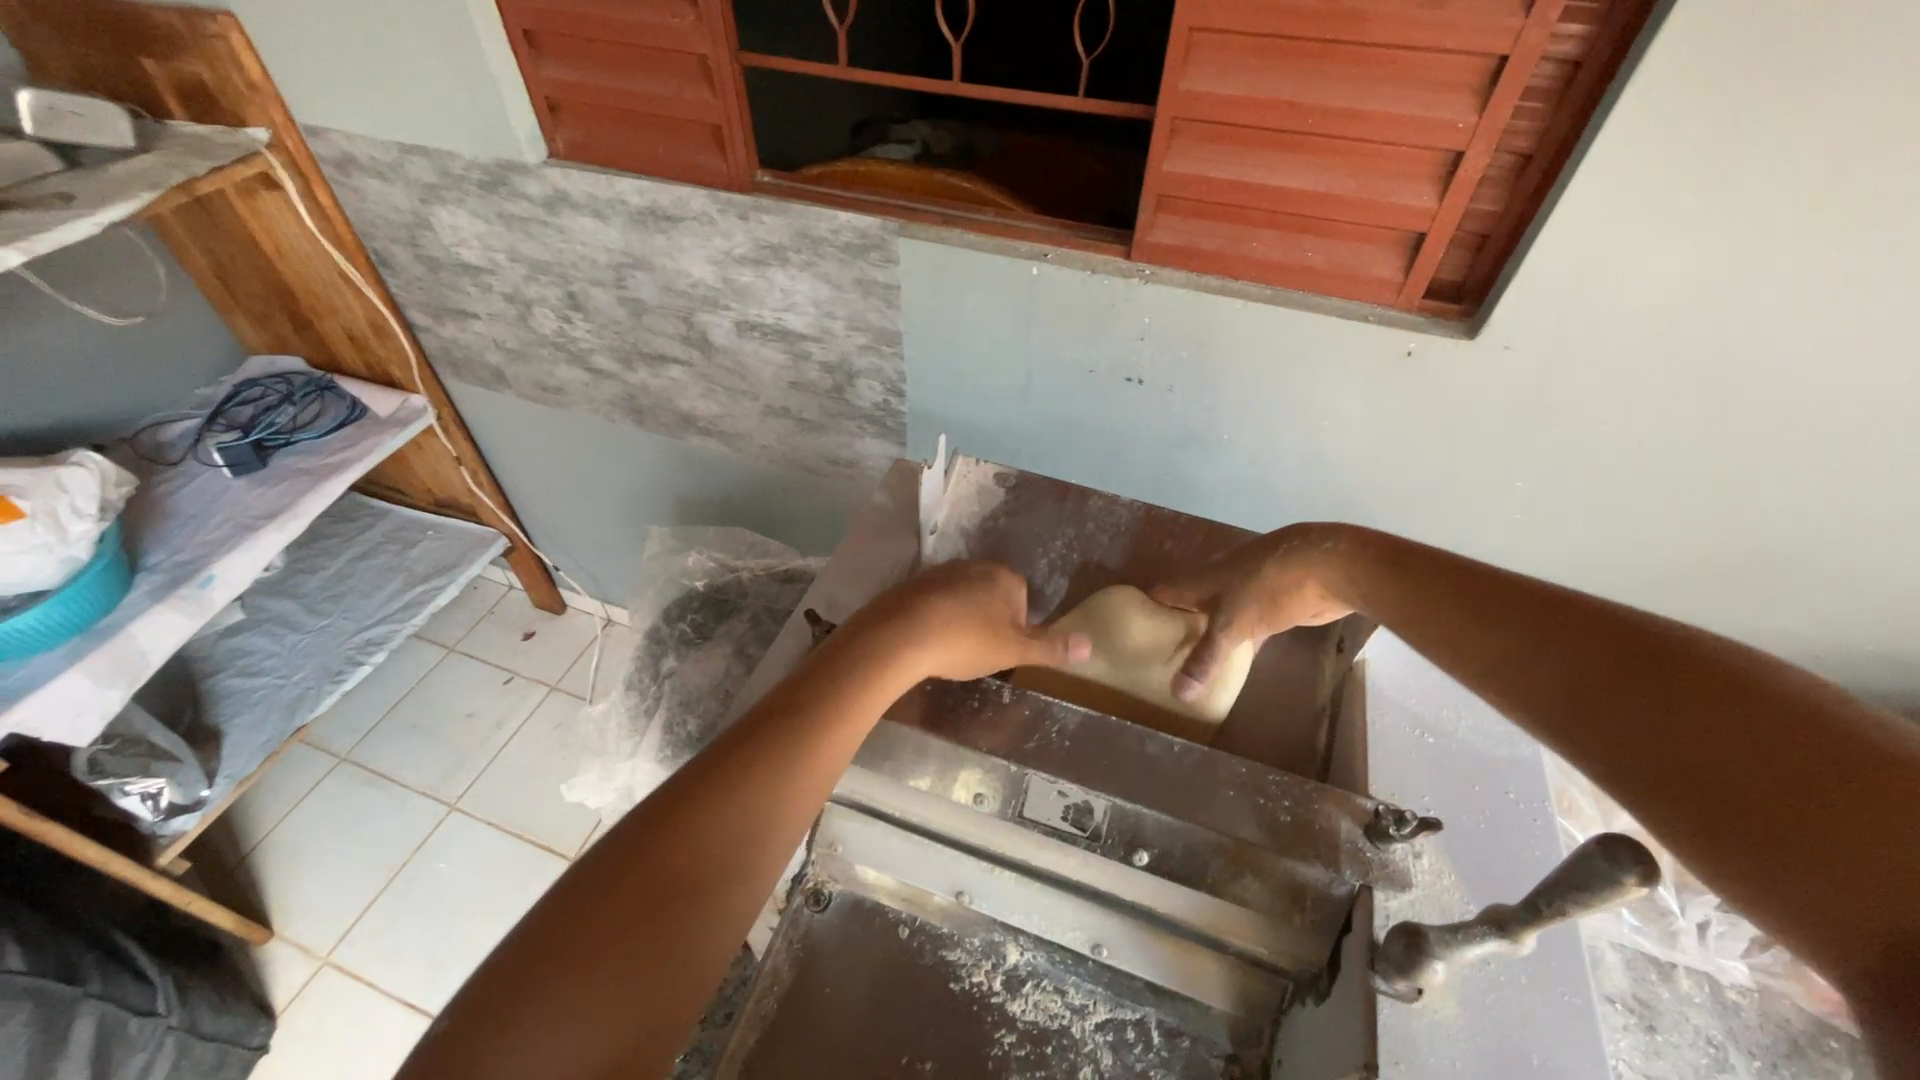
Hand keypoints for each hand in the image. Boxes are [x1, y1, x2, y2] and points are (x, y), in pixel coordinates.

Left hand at [839, 560, 1091, 682]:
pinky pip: (932, 602)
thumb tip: (1091, 645)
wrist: (899, 635)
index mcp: (1004, 577)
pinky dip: (933, 618)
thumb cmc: (965, 642)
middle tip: (976, 651)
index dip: (1014, 627)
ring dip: (959, 618)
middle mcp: (973, 566)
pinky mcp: (911, 584)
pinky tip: (926, 641)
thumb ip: (1050, 648)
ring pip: (960, 597)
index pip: (1021, 598)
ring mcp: (939, 572)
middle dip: (987, 620)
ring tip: (950, 649)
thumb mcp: (1014, 651)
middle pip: (990, 595)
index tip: (1001, 649)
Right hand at [1150, 523, 1355, 702]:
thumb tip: (1177, 693)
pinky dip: (1239, 643)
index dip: (1144, 608)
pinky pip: (1246, 627)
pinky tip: (1235, 661)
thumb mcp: (1230, 626)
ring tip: (1190, 664)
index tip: (1128, 632)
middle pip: (1188, 604)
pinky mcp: (1273, 605)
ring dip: (1208, 635)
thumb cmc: (1267, 587)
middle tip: (1158, 657)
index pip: (1161, 593)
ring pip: (1218, 616)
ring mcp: (1247, 592)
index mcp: (1199, 580)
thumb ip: (1204, 659)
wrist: (1328, 567)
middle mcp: (1217, 583)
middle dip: (1175, 627)